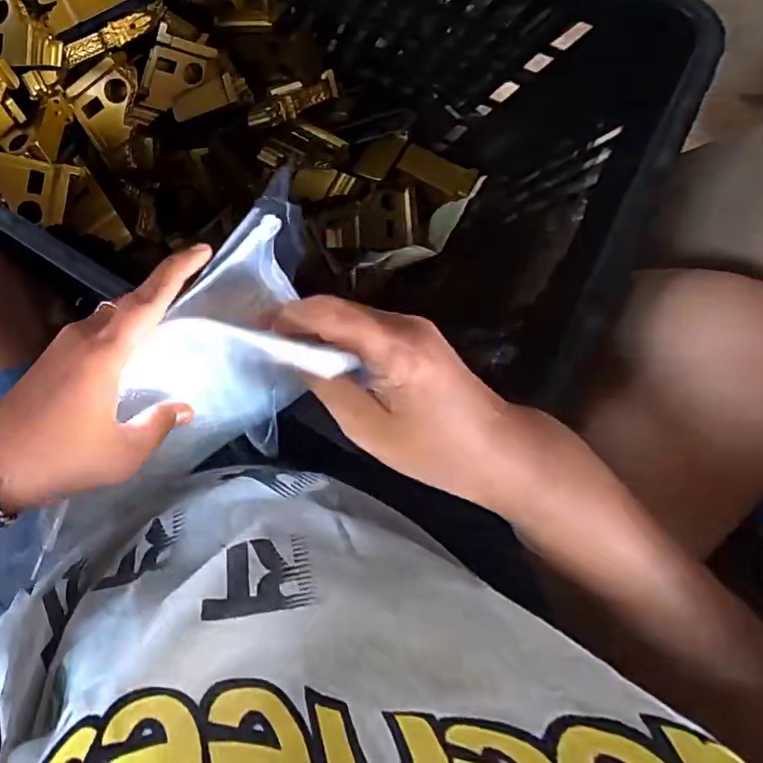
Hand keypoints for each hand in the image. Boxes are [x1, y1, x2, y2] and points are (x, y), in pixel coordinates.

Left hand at [0, 244, 211, 511]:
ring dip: (139, 312)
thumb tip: (183, 408)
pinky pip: (96, 330)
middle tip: (194, 285)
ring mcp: (64, 341)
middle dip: (163, 288)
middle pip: (130, 301)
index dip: (176, 270)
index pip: (148, 300)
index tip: (202, 249)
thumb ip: (156, 425)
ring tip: (168, 323)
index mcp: (105, 351)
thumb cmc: (62, 455)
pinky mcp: (53, 354)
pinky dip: (119, 331)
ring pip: (111, 315)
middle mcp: (85, 335)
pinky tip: (130, 353)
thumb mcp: (121, 453)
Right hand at [275, 295, 556, 513]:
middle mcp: (404, 325)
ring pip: (347, 313)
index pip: (327, 313)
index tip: (254, 329)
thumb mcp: (370, 430)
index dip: (286, 316)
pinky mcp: (416, 335)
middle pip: (335, 307)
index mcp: (395, 347)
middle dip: (295, 319)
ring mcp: (413, 326)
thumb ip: (326, 386)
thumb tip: (292, 358)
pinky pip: (363, 323)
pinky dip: (335, 333)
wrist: (507, 455)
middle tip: (263, 340)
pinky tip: (321, 355)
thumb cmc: (438, 453)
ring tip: (285, 348)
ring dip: (314, 326)